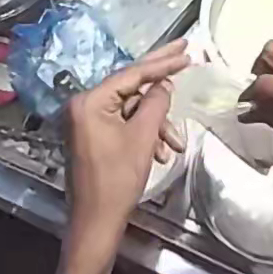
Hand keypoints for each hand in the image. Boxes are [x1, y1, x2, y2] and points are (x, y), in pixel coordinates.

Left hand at [62, 40, 190, 255]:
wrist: (97, 222)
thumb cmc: (117, 179)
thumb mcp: (143, 137)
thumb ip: (155, 103)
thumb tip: (165, 84)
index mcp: (90, 102)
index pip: (132, 74)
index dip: (162, 64)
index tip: (187, 53)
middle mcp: (85, 106)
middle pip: (131, 84)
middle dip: (160, 76)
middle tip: (185, 52)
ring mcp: (88, 121)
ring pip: (133, 109)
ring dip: (157, 123)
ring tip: (175, 143)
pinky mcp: (95, 135)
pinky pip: (126, 124)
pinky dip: (146, 134)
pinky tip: (161, 152)